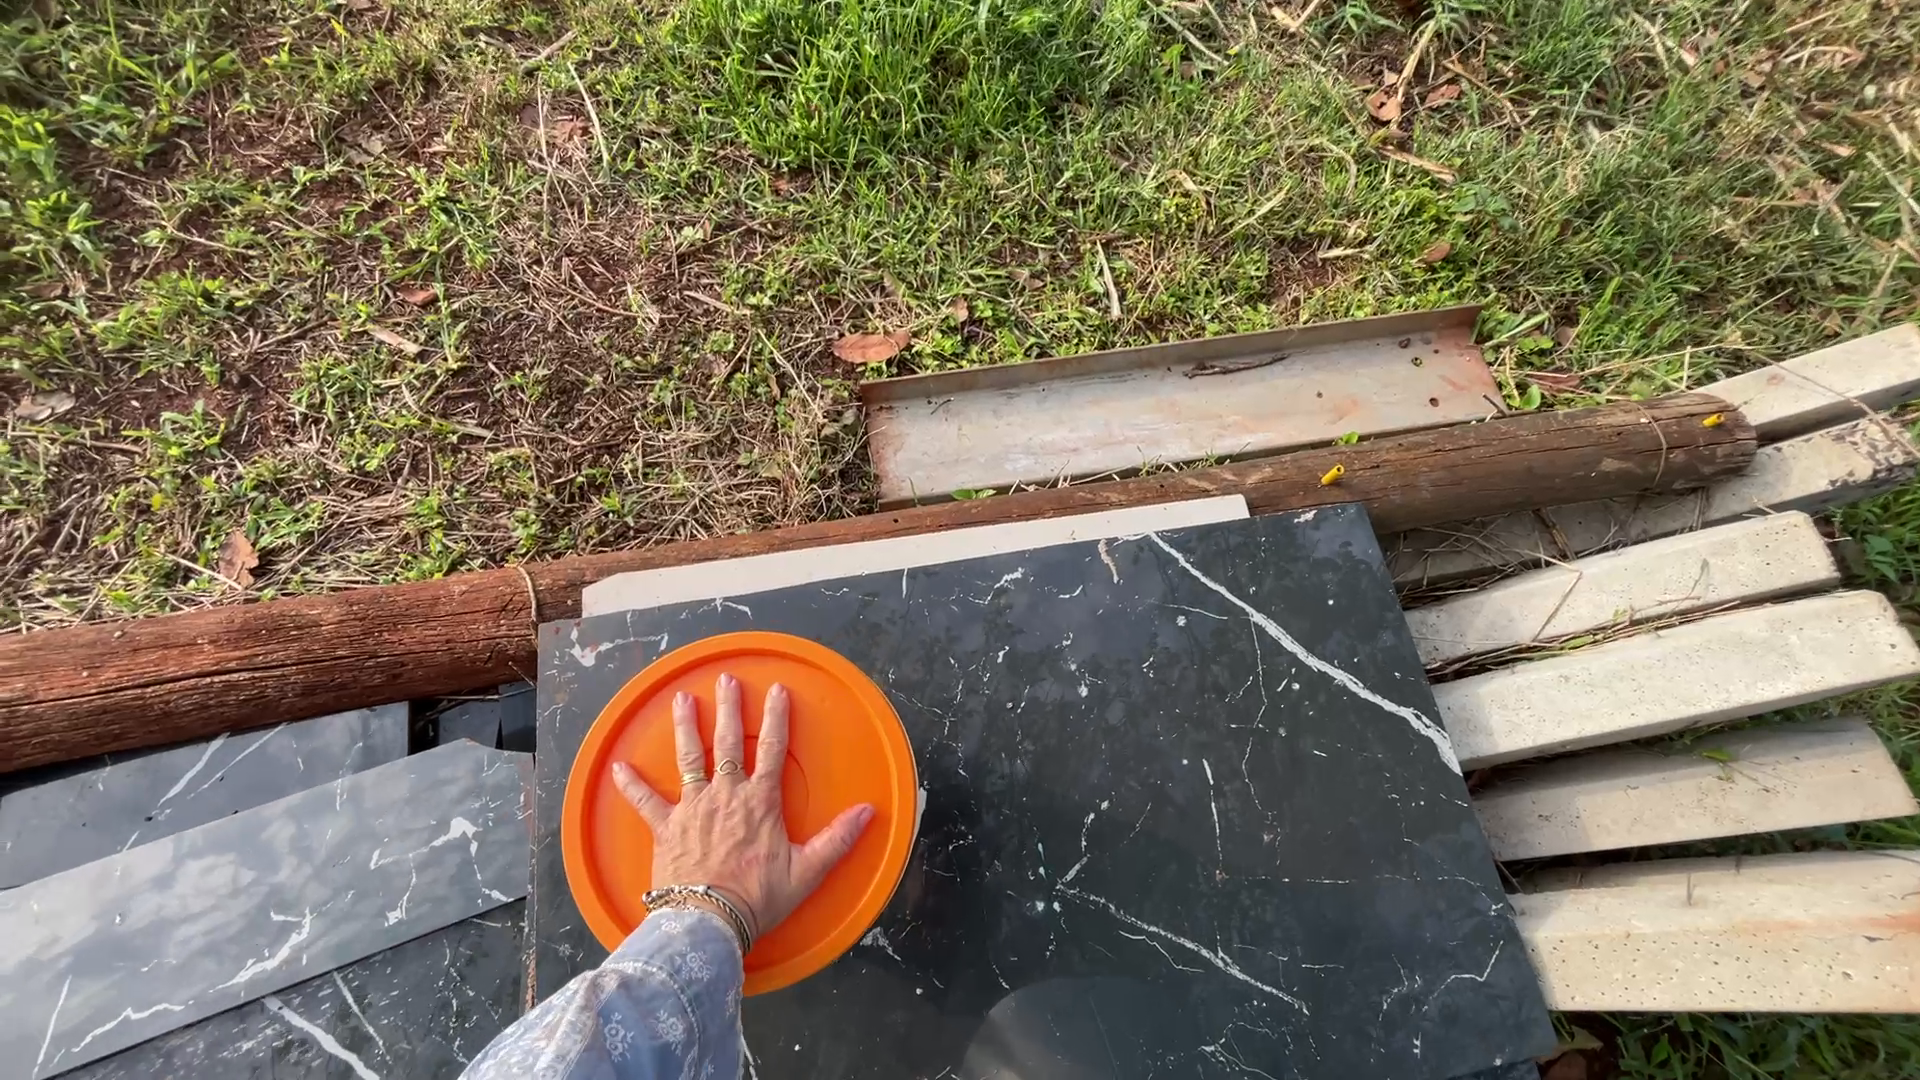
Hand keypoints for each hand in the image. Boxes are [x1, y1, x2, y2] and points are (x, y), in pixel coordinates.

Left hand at [611, 673, 874, 945]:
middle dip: (729, 708)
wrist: (709, 924)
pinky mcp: (666, 828)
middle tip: (725, 681)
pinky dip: (631, 784)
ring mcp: (693, 808)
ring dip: (686, 727)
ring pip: (690, 758)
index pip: (774, 748)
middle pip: (729, 742)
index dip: (777, 717)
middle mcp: (726, 794)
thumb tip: (869, 812)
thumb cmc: (758, 898)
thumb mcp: (807, 870)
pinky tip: (618, 766)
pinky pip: (646, 801)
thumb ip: (838, 838)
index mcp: (760, 801)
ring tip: (683, 700)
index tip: (777, 690)